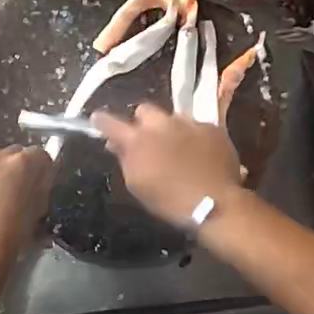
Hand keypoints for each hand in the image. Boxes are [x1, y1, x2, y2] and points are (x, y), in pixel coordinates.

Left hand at [0, 145, 53, 264]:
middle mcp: (1, 156)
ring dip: (8, 170)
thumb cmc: (19, 226)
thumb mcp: (41, 206)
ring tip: (11, 191)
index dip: (46, 168)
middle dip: (25, 166)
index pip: (42, 154)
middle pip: (19, 153)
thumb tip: (41, 180)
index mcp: (23, 161)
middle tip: (29, 185)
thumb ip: (43, 186)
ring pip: (1, 160)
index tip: (47, 180)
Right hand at [92, 103, 242, 226]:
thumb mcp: (136, 184)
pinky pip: (196, 126)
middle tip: (146, 138)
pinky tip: (198, 152)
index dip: (102, 121)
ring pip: (173, 117)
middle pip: (144, 110)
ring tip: (177, 146)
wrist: (215, 204)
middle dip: (142, 122)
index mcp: (137, 139)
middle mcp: (161, 124)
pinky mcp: (213, 128)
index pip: (110, 122)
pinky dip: (193, 136)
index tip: (98, 120)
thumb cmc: (168, 199)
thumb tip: (117, 144)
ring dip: (169, 128)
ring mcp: (189, 123)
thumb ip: (125, 158)